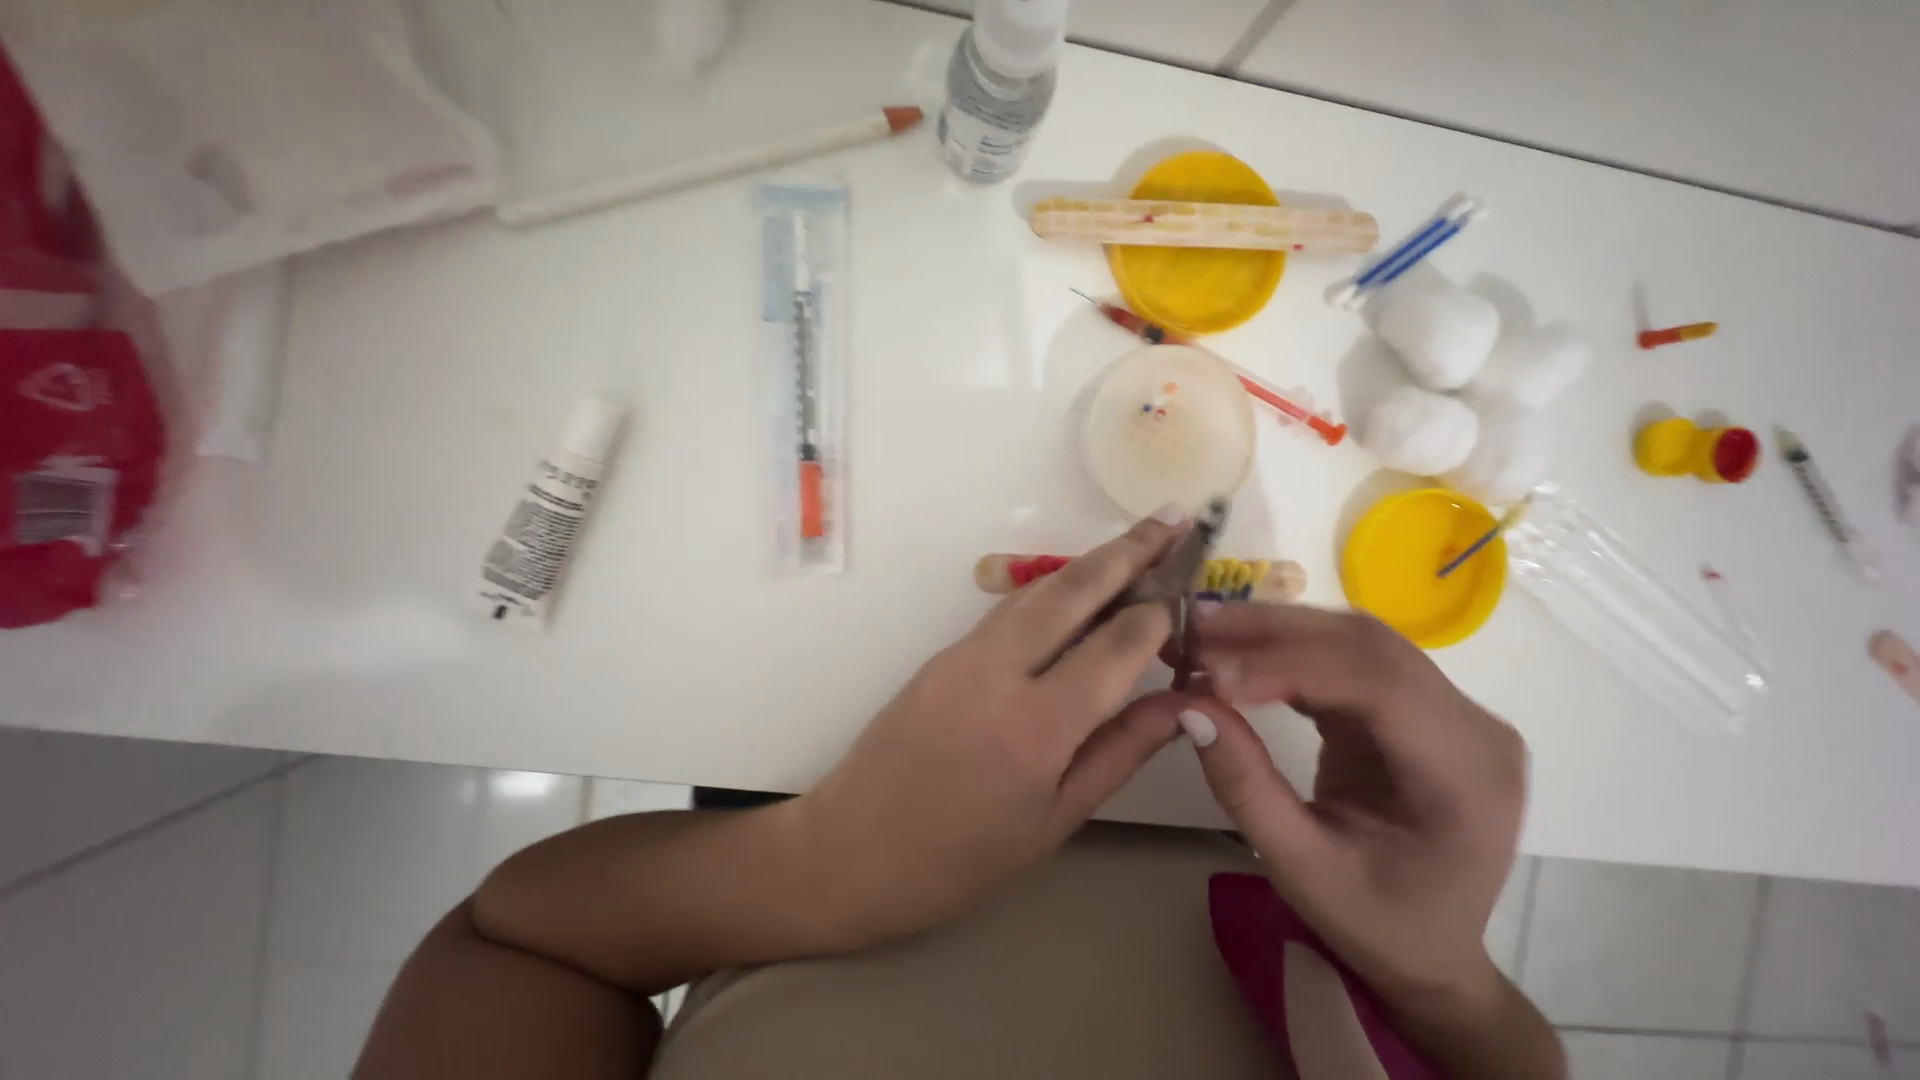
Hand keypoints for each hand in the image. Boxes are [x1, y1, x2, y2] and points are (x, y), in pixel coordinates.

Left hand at [796, 511, 1187, 942]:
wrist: (852, 850)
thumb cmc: (961, 857)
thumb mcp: (1055, 818)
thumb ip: (1120, 751)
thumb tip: (1181, 705)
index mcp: (1037, 727)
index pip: (1116, 645)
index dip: (1159, 613)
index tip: (1190, 592)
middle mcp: (998, 673)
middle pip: (1073, 591)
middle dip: (1128, 551)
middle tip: (1173, 518)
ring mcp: (963, 655)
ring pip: (1036, 591)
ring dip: (1089, 563)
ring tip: (1136, 544)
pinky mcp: (941, 654)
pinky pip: (1007, 610)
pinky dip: (1050, 591)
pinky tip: (1077, 591)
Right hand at [1166, 604, 1526, 1004]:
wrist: (1427, 949)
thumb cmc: (1373, 922)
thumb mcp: (1300, 868)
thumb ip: (1246, 787)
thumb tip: (1189, 707)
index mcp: (1466, 776)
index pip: (1380, 687)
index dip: (1291, 666)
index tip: (1212, 673)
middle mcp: (1472, 727)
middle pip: (1370, 647)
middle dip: (1274, 632)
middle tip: (1192, 630)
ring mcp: (1450, 709)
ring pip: (1358, 639)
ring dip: (1277, 629)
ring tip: (1204, 631)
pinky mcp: (1417, 704)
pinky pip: (1350, 658)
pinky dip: (1289, 649)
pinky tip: (1238, 650)